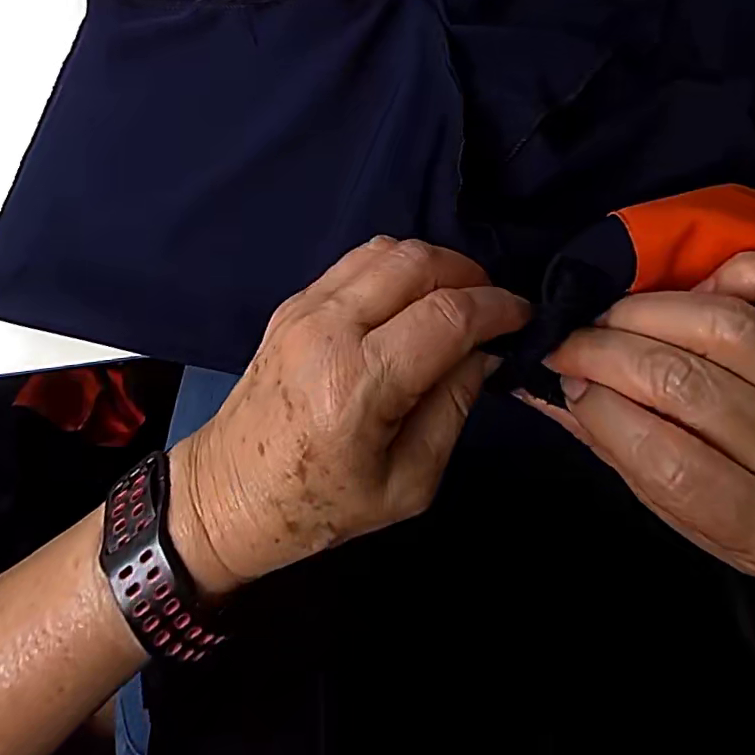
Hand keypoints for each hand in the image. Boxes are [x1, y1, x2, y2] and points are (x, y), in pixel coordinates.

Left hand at [166, 237, 531, 594]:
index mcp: (359, 378)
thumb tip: (486, 351)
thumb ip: (453, 405)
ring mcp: (301, 309)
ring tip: (453, 298)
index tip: (524, 317)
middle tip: (491, 305)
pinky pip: (350, 264)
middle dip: (468, 272)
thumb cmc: (320, 504)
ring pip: (380, 250)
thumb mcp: (409, 480)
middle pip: (413, 262)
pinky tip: (406, 301)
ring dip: (429, 263)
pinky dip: (391, 268)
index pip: (447, 313)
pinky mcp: (288, 306)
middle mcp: (327, 328)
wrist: (231, 489)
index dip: (498, 307)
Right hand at [536, 251, 754, 590]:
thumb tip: (532, 384)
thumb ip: (601, 441)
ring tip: (611, 320)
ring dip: (646, 313)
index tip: (566, 381)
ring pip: (730, 330)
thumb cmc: (741, 521)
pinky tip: (697, 286)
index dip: (602, 412)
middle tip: (568, 347)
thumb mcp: (665, 507)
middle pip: (691, 386)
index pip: (675, 466)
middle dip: (605, 354)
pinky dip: (745, 272)